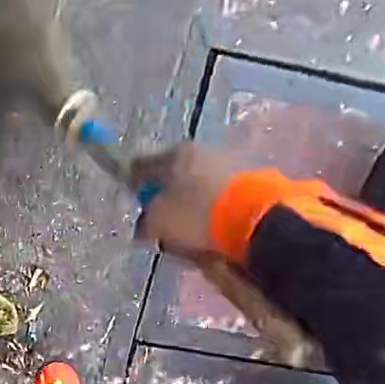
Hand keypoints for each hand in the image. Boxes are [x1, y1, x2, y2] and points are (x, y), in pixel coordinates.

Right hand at [131, 143, 250, 257]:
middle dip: (164, 196)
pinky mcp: (250, 182)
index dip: (130, 183)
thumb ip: (144, 220)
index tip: (128, 199)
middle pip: (172, 175)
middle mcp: (203, 152)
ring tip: (184, 231)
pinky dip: (209, 210)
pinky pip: (217, 198)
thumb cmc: (195, 214)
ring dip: (188, 204)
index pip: (140, 165)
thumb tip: (144, 222)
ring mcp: (229, 164)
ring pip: (196, 186)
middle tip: (157, 220)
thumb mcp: (156, 222)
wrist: (256, 219)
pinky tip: (208, 229)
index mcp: (175, 154)